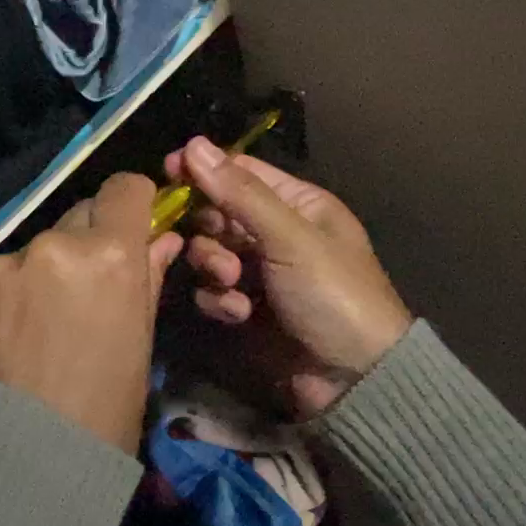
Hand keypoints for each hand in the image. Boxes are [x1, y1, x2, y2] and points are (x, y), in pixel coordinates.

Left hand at [0, 173, 185, 452]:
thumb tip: (161, 239)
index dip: (134, 203)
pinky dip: (9, 292)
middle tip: (89, 289)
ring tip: (41, 325)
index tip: (134, 225)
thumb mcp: (139, 346)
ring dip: (46, 270)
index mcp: (108, 257)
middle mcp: (53, 245)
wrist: (19, 473)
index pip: (125, 189)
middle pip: (80, 215)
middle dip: (90, 241)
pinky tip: (8, 336)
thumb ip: (147, 280)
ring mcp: (2, 265)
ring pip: (37, 247)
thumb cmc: (102, 416)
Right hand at [163, 138, 413, 417]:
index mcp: (298, 203)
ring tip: (233, 284)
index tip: (169, 170)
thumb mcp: (290, 238)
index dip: (205, 169)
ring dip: (214, 266)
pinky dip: (221, 300)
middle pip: (218, 212)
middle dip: (211, 230)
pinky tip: (240, 313)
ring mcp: (261, 272)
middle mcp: (276, 232)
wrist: (356, 381)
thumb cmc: (333, 294)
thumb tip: (194, 144)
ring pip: (211, 252)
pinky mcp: (248, 308)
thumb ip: (240, 193)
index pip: (240, 171)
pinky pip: (214, 291)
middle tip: (219, 250)